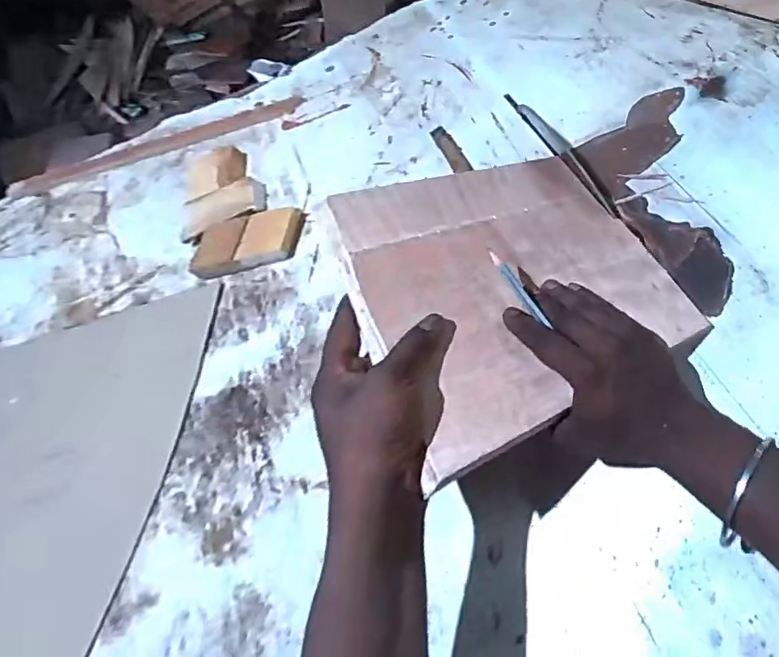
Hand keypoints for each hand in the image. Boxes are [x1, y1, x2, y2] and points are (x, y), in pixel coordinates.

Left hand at [311, 297, 456, 498]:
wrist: (382, 504)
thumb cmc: (375, 435)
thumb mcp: (391, 380)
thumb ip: (414, 345)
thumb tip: (435, 319)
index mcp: (333, 377)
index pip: (343, 327)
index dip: (356, 300)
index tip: (375, 275)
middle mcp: (347, 392)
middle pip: (370, 348)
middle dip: (394, 325)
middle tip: (420, 296)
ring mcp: (369, 414)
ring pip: (393, 371)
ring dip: (413, 352)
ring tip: (439, 324)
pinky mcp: (391, 431)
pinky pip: (408, 393)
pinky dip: (423, 377)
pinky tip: (445, 365)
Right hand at [502, 281, 704, 468]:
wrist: (677, 428)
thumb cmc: (628, 437)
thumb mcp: (584, 441)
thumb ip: (559, 427)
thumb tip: (546, 417)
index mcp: (586, 376)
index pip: (548, 345)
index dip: (527, 328)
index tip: (510, 313)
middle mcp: (604, 349)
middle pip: (568, 318)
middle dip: (545, 303)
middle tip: (529, 289)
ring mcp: (625, 337)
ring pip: (590, 309)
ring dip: (567, 296)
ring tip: (550, 286)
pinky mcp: (641, 332)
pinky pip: (611, 309)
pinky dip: (593, 299)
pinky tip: (581, 293)